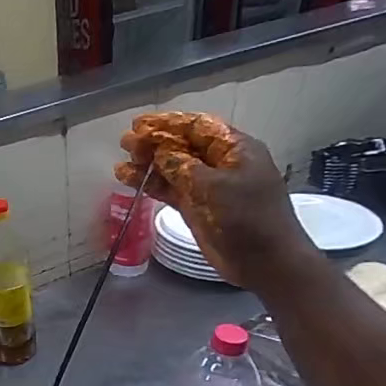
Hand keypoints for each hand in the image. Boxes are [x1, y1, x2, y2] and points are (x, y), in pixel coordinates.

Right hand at [114, 115, 320, 289]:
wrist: (264, 261)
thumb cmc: (247, 217)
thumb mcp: (214, 186)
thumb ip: (182, 166)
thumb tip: (159, 152)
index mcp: (235, 150)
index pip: (198, 127)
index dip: (168, 124)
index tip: (139, 125)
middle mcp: (220, 164)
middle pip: (183, 146)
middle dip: (154, 142)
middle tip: (126, 142)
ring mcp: (207, 186)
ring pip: (172, 168)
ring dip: (148, 164)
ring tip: (122, 162)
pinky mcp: (196, 206)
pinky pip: (169, 189)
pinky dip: (150, 183)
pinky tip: (128, 179)